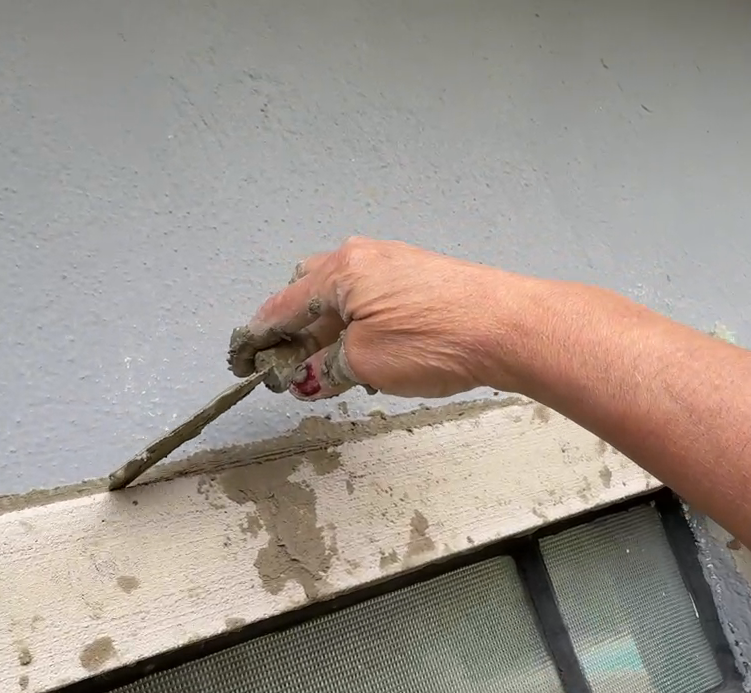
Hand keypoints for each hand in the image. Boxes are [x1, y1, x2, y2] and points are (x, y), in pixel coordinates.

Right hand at [226, 237, 523, 399]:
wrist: (509, 327)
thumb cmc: (431, 342)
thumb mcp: (362, 363)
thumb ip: (323, 369)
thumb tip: (305, 378)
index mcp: (339, 271)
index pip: (280, 307)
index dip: (257, 339)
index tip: (242, 365)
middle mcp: (360, 256)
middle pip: (306, 292)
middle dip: (290, 330)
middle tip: (291, 368)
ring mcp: (391, 263)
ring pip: (338, 296)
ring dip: (323, 331)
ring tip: (328, 367)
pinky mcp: (416, 277)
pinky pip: (366, 297)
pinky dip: (351, 324)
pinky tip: (362, 351)